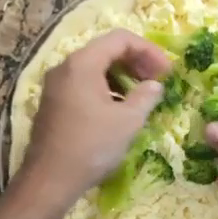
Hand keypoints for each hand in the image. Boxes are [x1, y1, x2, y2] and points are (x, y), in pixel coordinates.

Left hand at [14, 29, 170, 213]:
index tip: (168, 71)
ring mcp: (56, 85)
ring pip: (94, 68)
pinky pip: (83, 84)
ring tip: (142, 95)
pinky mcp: (53, 103)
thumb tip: (155, 86)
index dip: (149, 50)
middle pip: (106, 50)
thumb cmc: (91, 146)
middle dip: (136, 62)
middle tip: (157, 81)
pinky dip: (106, 88)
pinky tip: (119, 108)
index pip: (120, 39)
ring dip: (122, 76)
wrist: (49, 180)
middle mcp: (65, 67)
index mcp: (82, 63)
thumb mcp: (127, 121)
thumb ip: (146, 96)